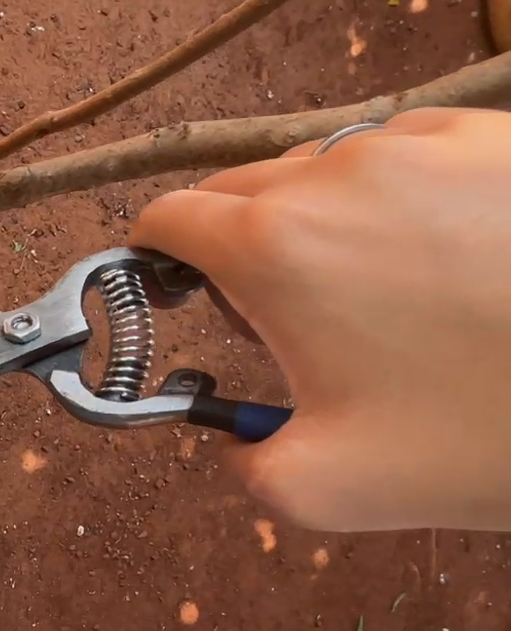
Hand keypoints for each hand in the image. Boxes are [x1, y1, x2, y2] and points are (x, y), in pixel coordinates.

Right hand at [133, 107, 510, 530]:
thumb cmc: (491, 436)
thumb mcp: (322, 486)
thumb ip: (237, 460)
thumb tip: (233, 437)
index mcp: (271, 245)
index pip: (163, 220)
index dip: (153, 259)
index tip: (183, 297)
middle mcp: (338, 174)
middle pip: (233, 190)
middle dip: (231, 243)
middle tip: (282, 308)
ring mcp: (435, 143)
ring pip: (318, 167)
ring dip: (313, 216)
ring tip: (377, 279)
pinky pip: (408, 149)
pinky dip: (396, 192)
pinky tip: (447, 247)